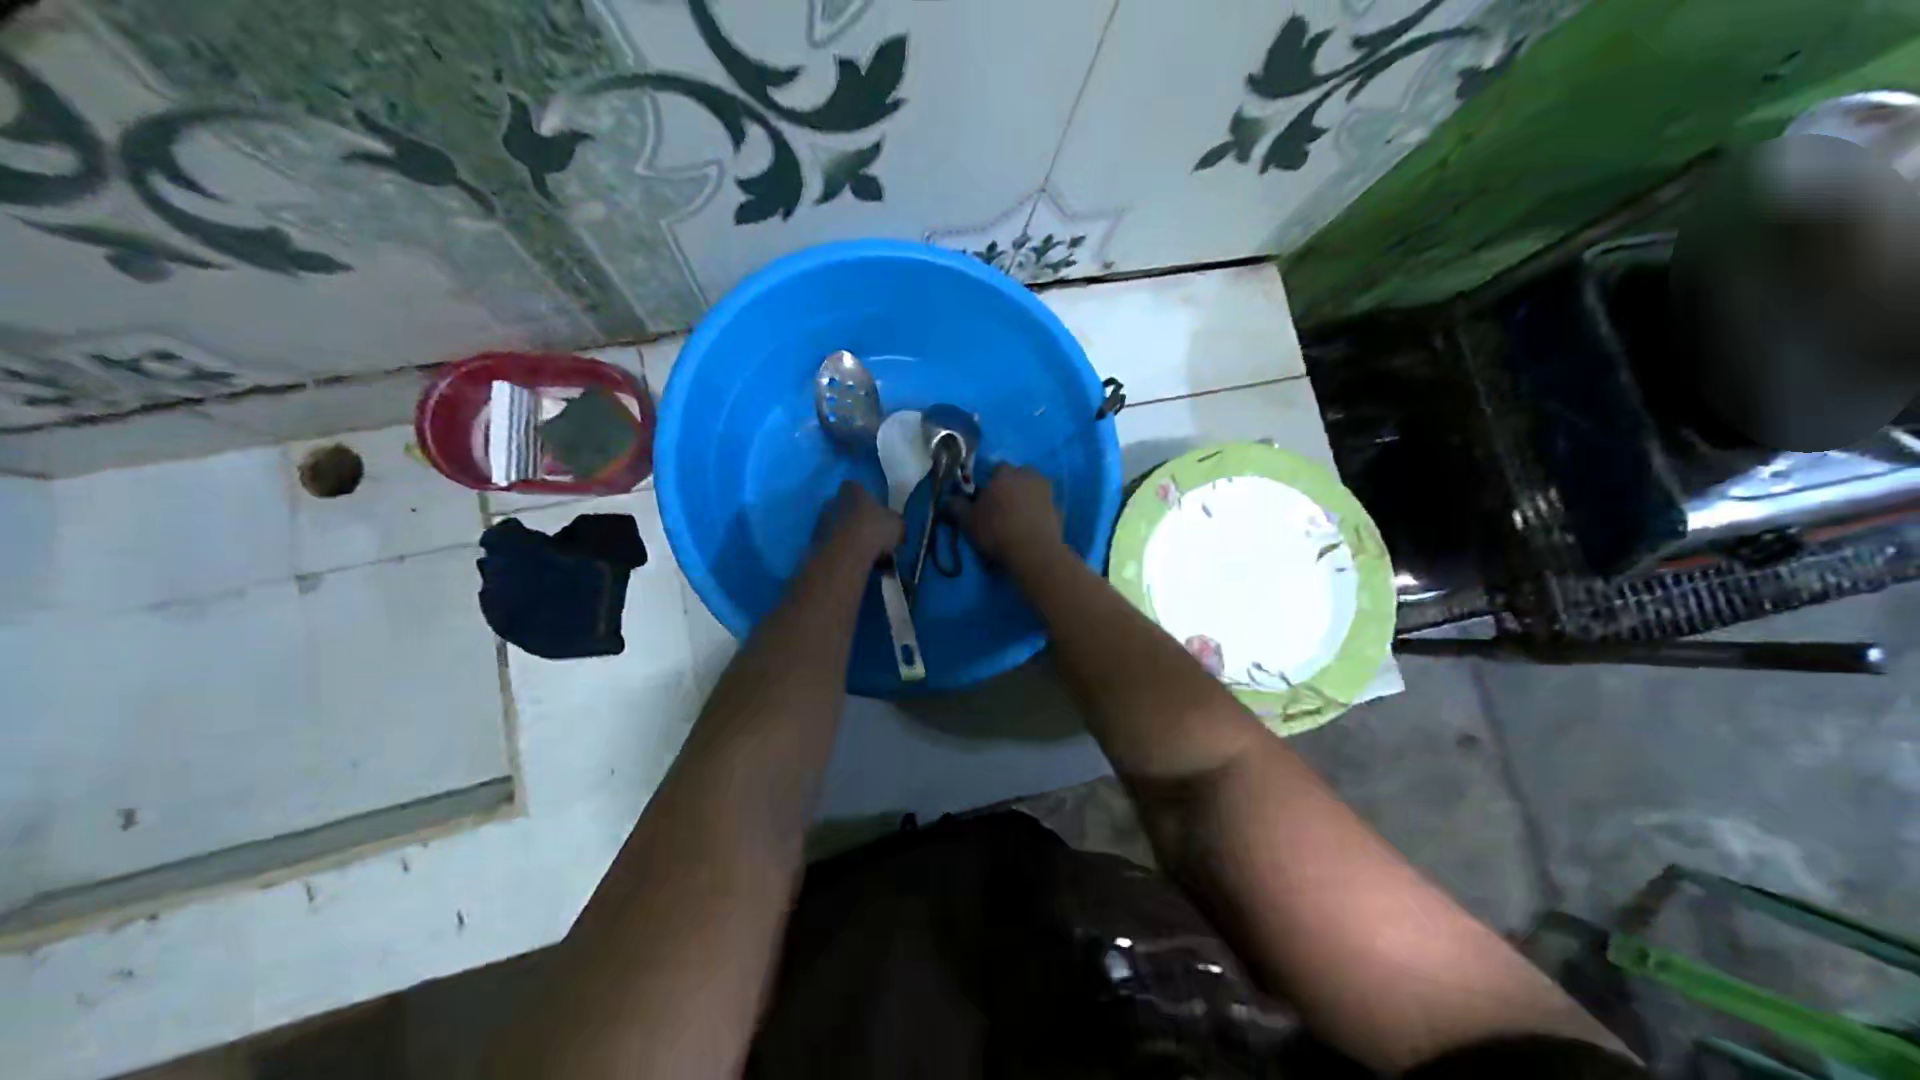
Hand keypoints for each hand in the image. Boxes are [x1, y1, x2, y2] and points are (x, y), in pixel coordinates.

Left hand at [816, 480, 902, 564]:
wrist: (845, 556)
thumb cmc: (874, 530)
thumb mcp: (898, 525)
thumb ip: (895, 522)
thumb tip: (894, 527)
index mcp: (852, 489)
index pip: (859, 489)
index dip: (870, 502)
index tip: (880, 517)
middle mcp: (832, 500)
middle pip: (849, 510)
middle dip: (860, 523)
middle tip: (876, 540)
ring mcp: (821, 522)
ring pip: (841, 530)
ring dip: (852, 541)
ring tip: (870, 558)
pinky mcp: (814, 543)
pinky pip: (835, 547)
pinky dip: (845, 554)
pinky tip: (859, 566)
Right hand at [948, 464, 1064, 564]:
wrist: (1034, 551)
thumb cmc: (996, 531)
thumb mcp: (968, 521)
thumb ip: (956, 506)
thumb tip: (947, 498)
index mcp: (1005, 473)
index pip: (995, 469)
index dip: (989, 484)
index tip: (985, 500)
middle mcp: (1028, 475)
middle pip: (1017, 477)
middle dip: (1010, 487)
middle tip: (1001, 508)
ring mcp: (1047, 491)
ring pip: (1032, 490)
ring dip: (1025, 499)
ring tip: (1016, 519)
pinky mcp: (1059, 508)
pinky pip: (1044, 506)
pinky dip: (1037, 513)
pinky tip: (1030, 528)